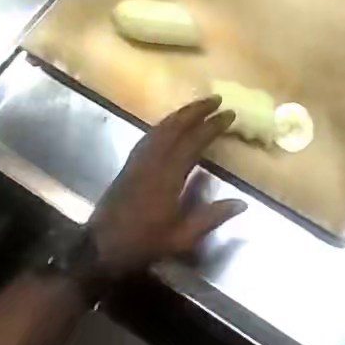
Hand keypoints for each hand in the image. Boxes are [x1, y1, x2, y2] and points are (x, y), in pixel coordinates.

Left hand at [89, 96, 247, 275]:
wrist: (102, 245)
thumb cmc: (144, 242)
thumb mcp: (183, 237)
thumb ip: (212, 217)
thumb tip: (242, 203)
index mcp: (168, 175)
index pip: (194, 142)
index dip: (212, 126)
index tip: (229, 114)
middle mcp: (152, 160)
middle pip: (175, 126)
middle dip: (196, 110)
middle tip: (216, 99)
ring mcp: (138, 160)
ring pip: (161, 128)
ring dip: (180, 114)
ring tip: (198, 107)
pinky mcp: (129, 163)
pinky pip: (149, 135)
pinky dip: (164, 125)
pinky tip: (171, 125)